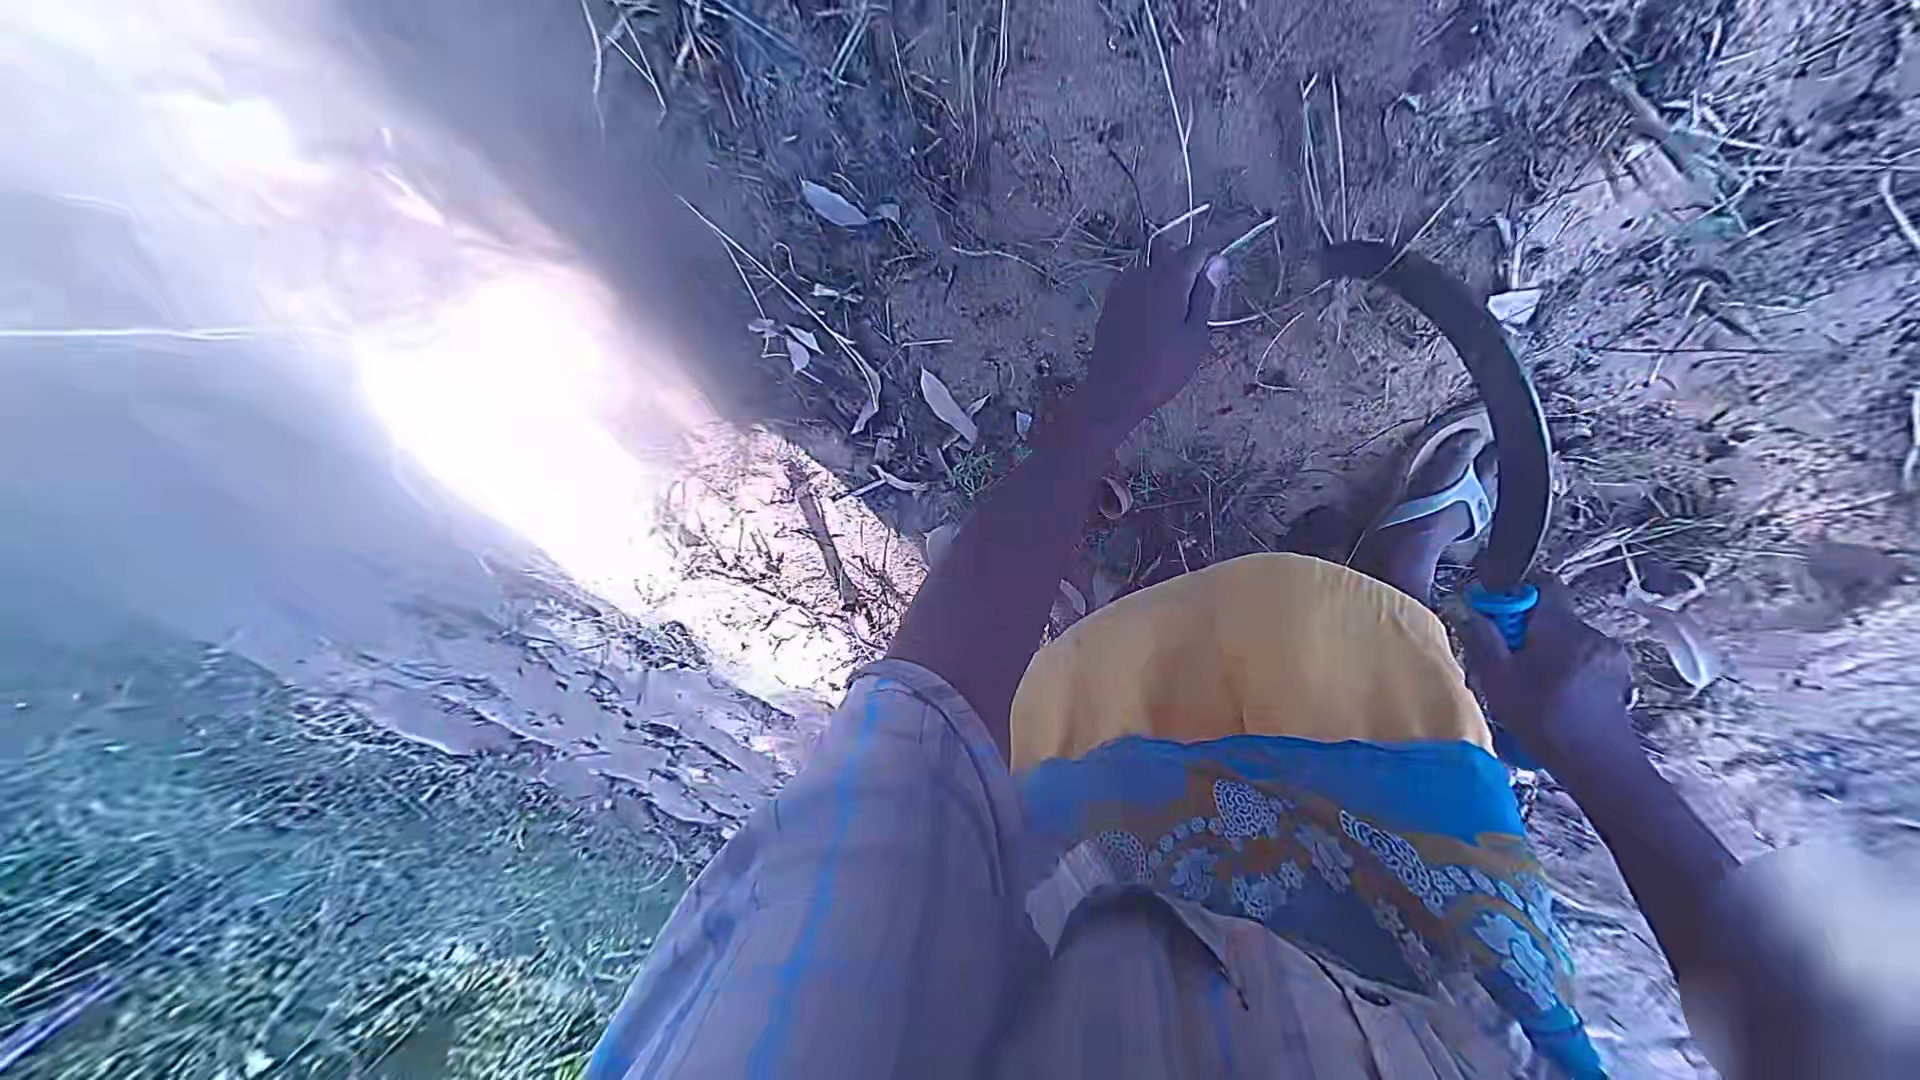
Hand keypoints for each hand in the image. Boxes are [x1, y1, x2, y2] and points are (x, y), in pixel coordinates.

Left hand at [1078, 239, 1225, 430]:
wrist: (1115, 393)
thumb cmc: (1163, 369)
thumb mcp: (1195, 335)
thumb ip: (1204, 295)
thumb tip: (1218, 262)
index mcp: (1170, 278)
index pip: (1196, 250)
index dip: (1208, 264)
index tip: (1211, 287)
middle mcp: (1143, 274)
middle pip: (1167, 252)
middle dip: (1182, 266)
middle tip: (1189, 301)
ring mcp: (1121, 289)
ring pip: (1146, 268)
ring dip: (1160, 280)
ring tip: (1167, 315)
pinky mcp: (1108, 305)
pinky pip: (1130, 286)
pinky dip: (1142, 294)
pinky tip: (1147, 320)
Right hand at [1458, 578, 1640, 772]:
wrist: (1598, 763)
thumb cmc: (1542, 717)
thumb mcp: (1497, 676)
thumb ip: (1480, 636)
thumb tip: (1465, 609)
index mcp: (1564, 629)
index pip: (1541, 585)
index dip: (1511, 594)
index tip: (1491, 617)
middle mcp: (1593, 635)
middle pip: (1548, 615)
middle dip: (1520, 629)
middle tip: (1499, 658)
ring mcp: (1609, 656)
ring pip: (1562, 638)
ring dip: (1538, 650)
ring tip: (1520, 680)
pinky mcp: (1615, 675)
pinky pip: (1577, 656)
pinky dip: (1557, 665)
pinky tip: (1544, 691)